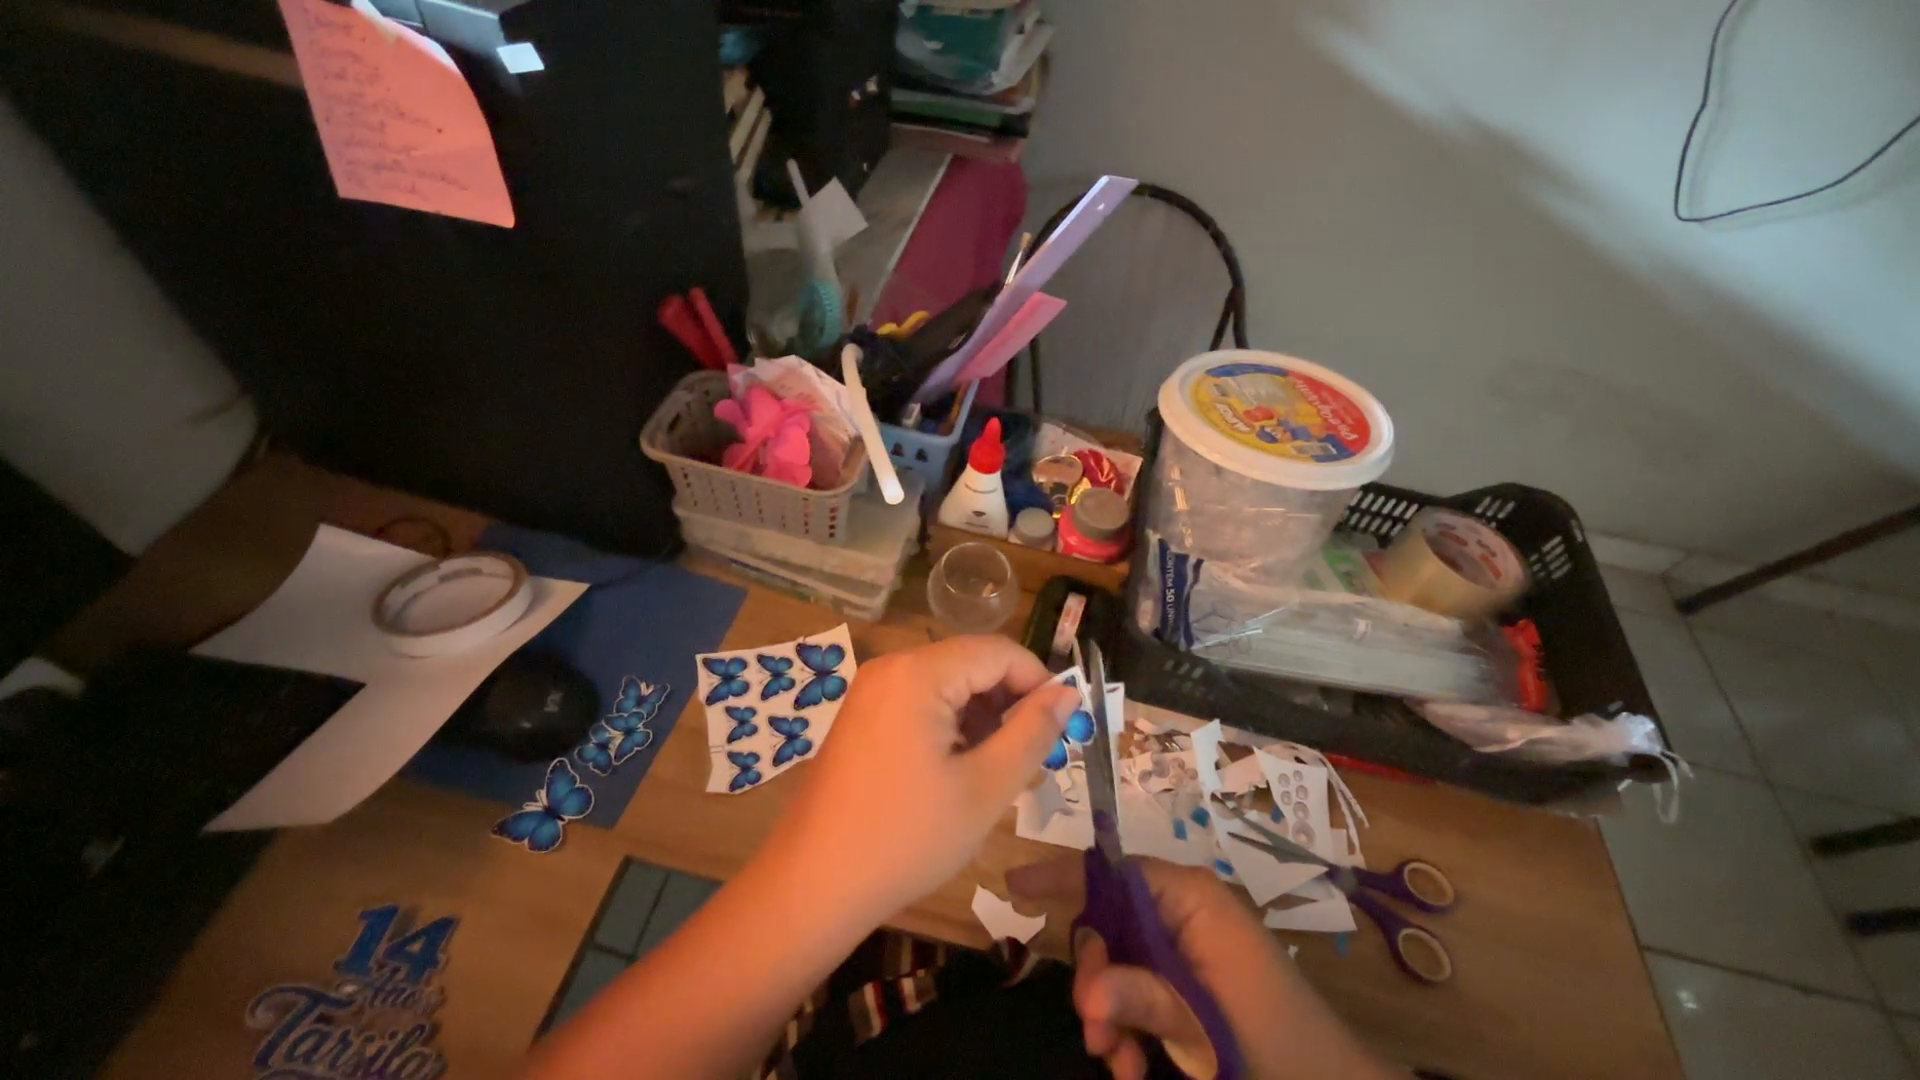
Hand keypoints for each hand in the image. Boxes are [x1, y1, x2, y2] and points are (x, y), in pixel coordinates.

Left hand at [770, 635, 1080, 917]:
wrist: (814, 885)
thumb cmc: (906, 838)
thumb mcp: (985, 788)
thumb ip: (1032, 733)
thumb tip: (1068, 693)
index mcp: (918, 673)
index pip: (999, 652)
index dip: (1039, 683)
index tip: (1062, 730)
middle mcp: (891, 668)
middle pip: (972, 665)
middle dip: (1010, 705)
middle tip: (1035, 761)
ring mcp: (871, 692)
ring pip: (949, 686)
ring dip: (984, 720)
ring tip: (1004, 774)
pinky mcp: (863, 718)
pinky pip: (921, 704)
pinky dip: (952, 728)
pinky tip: (964, 773)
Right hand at [1006, 854, 1402, 1079]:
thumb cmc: (1274, 1042)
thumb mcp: (1203, 1021)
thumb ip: (1143, 997)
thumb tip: (1086, 991)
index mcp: (1190, 899)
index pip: (1111, 870)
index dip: (1062, 875)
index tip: (1013, 887)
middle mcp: (1184, 912)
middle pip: (1108, 923)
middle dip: (1094, 978)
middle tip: (1095, 1029)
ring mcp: (1187, 948)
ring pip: (1119, 964)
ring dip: (1110, 1015)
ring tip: (1119, 1062)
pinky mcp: (1189, 983)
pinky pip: (1139, 991)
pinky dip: (1128, 1028)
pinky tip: (1133, 1067)